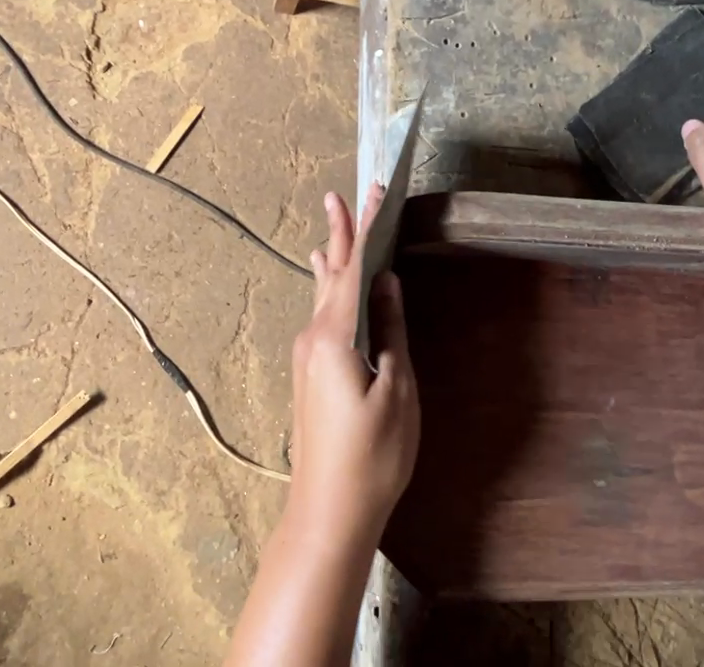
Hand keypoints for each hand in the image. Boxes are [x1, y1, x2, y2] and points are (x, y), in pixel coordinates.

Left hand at [287, 185, 419, 548]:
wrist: (328, 511)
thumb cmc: (372, 456)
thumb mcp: (396, 391)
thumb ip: (391, 331)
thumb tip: (388, 281)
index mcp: (334, 337)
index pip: (353, 267)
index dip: (366, 228)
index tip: (374, 192)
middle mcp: (313, 338)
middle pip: (331, 273)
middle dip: (344, 233)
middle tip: (346, 194)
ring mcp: (307, 356)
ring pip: (323, 293)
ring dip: (334, 257)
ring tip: (335, 224)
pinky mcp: (311, 372)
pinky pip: (321, 314)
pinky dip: (329, 287)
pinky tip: (325, 278)